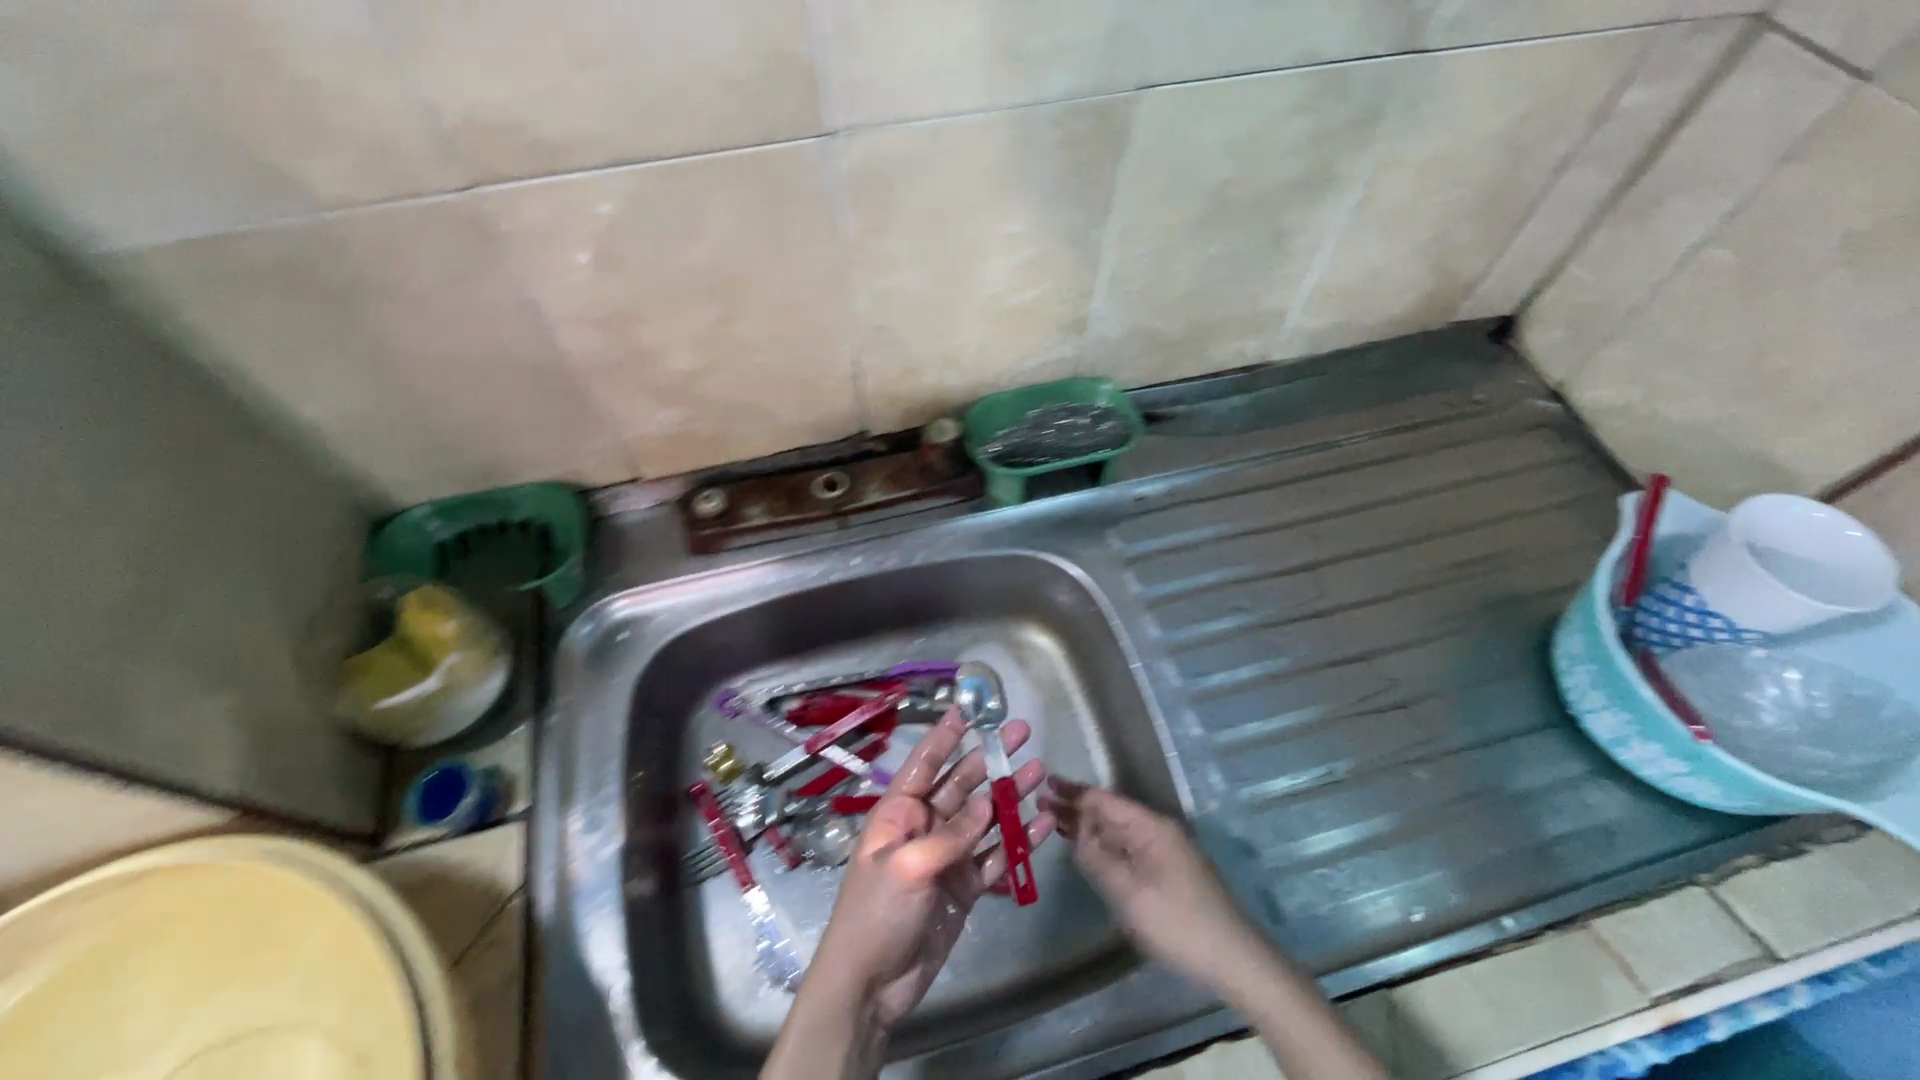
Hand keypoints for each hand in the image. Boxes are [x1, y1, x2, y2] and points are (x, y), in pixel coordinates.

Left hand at [805, 708, 1055, 1026]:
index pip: (924, 764)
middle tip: (1023, 734)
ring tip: (1040, 773)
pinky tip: (1040, 826)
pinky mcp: (965, 887)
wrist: (872, 983)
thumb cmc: (876, 914)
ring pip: (984, 819)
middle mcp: (924, 827)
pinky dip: (1017, 843)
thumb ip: (951, 835)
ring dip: (1010, 797)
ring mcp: (947, 857)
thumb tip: (989, 805)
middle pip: (962, 785)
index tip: (970, 710)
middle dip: (991, 760)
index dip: (946, 736)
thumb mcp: (907, 867)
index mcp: (898, 813)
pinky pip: (995, 857)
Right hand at [1038, 778, 1260, 983]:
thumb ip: (1097, 858)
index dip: (1073, 792)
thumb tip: (1077, 831)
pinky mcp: (1166, 873)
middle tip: (1039, 802)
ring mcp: (1164, 852)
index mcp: (1150, 827)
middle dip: (1076, 807)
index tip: (1043, 783)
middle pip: (1110, 812)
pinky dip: (1103, 845)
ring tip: (1053, 821)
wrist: (1231, 958)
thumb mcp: (1128, 891)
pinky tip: (1086, 851)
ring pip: (1118, 831)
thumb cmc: (1176, 922)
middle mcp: (1157, 832)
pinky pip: (1127, 848)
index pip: (1104, 799)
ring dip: (1087, 826)